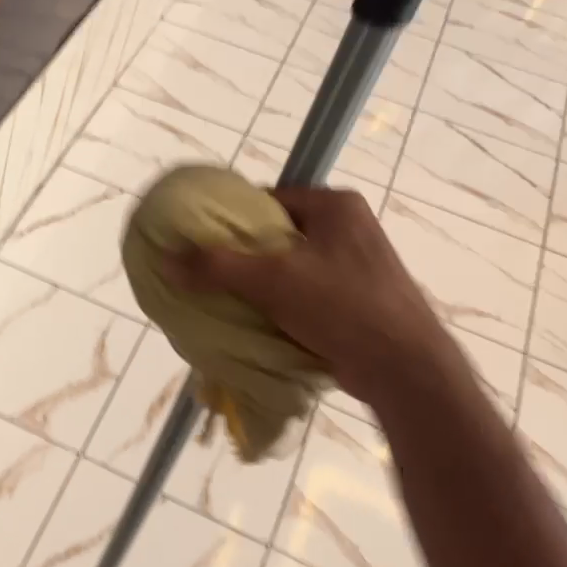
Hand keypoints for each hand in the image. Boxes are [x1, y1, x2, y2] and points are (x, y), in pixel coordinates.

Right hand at [165, 187, 462, 407]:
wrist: (400, 365)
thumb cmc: (342, 307)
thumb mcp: (273, 280)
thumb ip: (216, 267)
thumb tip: (165, 259)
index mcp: (334, 206)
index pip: (267, 200)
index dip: (229, 221)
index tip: (197, 244)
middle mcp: (345, 229)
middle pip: (272, 237)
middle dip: (237, 259)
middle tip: (202, 278)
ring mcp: (349, 266)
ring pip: (284, 269)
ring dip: (253, 288)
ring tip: (219, 304)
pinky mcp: (348, 301)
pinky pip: (297, 296)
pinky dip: (272, 308)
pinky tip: (249, 324)